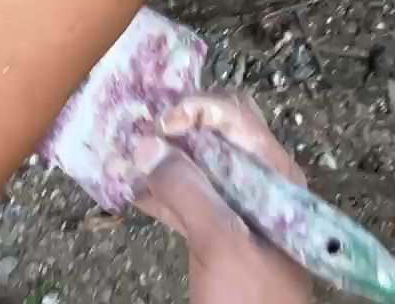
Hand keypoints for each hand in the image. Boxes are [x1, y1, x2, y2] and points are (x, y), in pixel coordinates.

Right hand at [134, 94, 312, 303]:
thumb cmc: (250, 300)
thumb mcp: (220, 242)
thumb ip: (186, 189)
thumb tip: (146, 145)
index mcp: (274, 174)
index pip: (237, 116)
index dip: (199, 109)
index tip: (163, 124)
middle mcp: (257, 182)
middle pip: (213, 134)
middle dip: (174, 126)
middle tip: (140, 126)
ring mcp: (235, 208)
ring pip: (193, 164)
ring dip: (158, 157)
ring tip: (120, 149)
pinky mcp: (214, 233)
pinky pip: (183, 197)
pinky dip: (155, 189)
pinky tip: (124, 184)